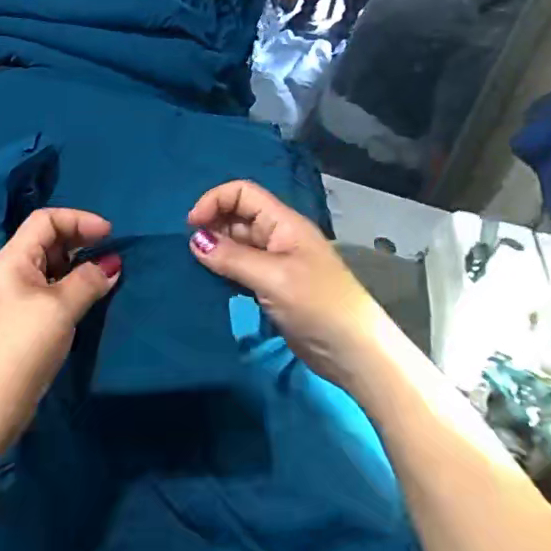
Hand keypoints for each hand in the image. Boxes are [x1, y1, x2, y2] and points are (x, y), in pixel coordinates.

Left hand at [0, 209, 120, 461]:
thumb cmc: (24, 345)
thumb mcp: (59, 309)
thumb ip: (87, 282)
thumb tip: (111, 264)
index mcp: (12, 257)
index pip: (44, 220)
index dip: (77, 219)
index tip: (110, 233)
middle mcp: (10, 268)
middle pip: (46, 238)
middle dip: (79, 238)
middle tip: (112, 251)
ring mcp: (15, 293)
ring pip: (49, 263)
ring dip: (77, 262)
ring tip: (107, 272)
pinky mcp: (22, 316)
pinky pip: (50, 286)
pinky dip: (71, 283)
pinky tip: (90, 294)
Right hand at [186, 180, 391, 389]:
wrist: (358, 357)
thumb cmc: (319, 307)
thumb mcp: (272, 277)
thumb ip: (231, 257)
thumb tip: (194, 242)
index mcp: (284, 224)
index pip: (242, 192)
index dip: (214, 200)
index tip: (192, 226)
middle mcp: (279, 237)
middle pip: (236, 215)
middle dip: (211, 225)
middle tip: (192, 250)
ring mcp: (277, 263)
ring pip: (236, 242)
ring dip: (215, 249)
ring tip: (198, 266)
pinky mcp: (273, 286)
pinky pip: (240, 266)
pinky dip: (223, 268)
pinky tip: (212, 280)